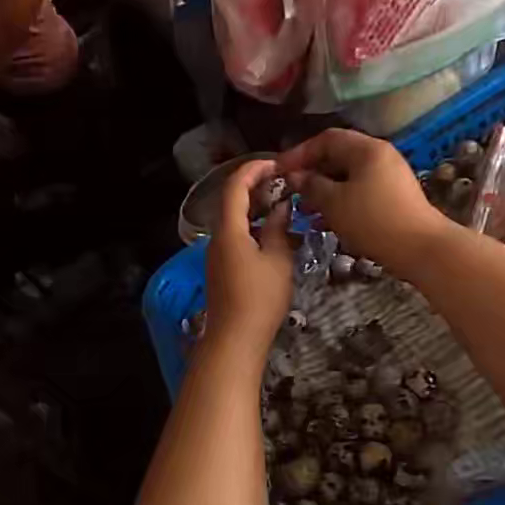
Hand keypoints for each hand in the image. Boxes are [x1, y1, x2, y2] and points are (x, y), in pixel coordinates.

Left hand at [204, 159, 294, 354]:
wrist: (236, 339)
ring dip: (260, 213)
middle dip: (259, 190)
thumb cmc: (260, 298)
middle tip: (286, 187)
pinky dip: (257, 232)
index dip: (253, 169)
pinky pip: (239, 241)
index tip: (277, 164)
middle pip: (233, 203)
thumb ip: (279, 228)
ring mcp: (218, 256)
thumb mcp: (278, 260)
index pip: (235, 186)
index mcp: (229, 230)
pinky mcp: (223, 271)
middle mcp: (218, 238)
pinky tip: (278, 240)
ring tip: (287, 212)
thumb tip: (281, 207)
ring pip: (237, 224)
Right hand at [277, 129, 451, 270]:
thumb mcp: (335, 203)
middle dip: (312, 174)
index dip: (300, 153)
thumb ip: (311, 186)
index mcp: (367, 149)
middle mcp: (380, 157)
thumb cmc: (374, 221)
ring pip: (349, 178)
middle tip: (293, 194)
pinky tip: (328, 222)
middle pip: (338, 157)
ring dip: (325, 192)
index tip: (280, 172)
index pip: (326, 139)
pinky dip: (342, 203)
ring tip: (307, 212)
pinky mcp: (394, 199)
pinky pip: (361, 193)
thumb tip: (295, 177)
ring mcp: (390, 178)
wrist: (421, 249)